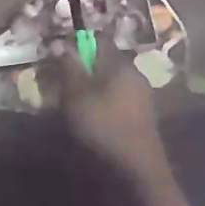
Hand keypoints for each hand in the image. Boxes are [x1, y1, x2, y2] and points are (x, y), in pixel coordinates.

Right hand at [62, 48, 169, 177]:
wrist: (137, 167)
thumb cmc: (103, 125)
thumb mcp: (76, 95)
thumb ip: (69, 67)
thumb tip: (62, 43)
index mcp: (120, 63)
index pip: (99, 38)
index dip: (78, 42)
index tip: (61, 55)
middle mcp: (135, 72)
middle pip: (106, 59)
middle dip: (84, 66)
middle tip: (64, 81)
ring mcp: (142, 93)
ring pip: (112, 79)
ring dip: (93, 85)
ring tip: (75, 102)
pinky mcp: (143, 113)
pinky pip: (119, 96)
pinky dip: (104, 100)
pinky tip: (94, 116)